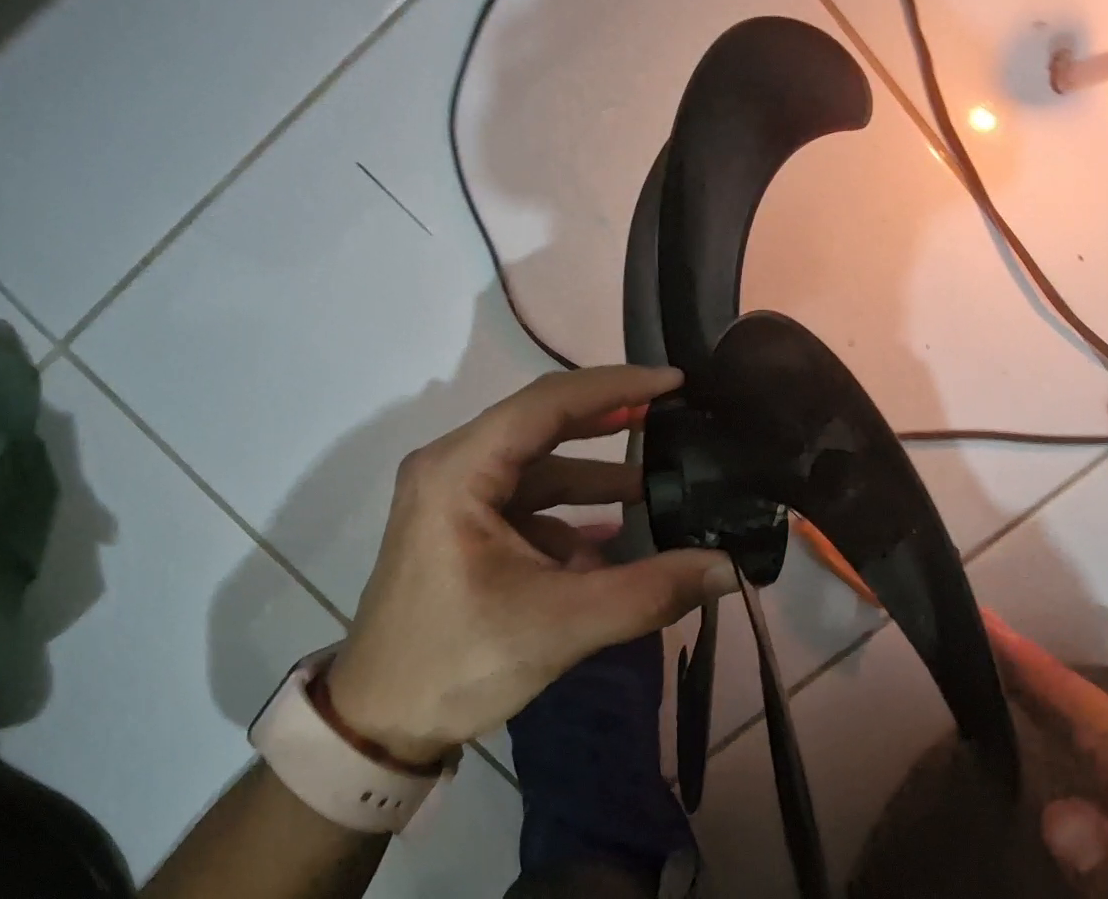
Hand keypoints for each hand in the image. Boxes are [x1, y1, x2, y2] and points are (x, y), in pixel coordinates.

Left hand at [325, 366, 735, 766]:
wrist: (378, 726)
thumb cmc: (457, 664)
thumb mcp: (560, 626)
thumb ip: (649, 592)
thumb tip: (728, 568)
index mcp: (460, 471)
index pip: (547, 403)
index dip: (616, 386)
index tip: (674, 382)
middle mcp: (451, 467)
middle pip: (542, 426)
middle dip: (610, 422)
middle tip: (673, 416)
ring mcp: (451, 497)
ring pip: (536, 467)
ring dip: (594, 478)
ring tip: (658, 488)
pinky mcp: (459, 528)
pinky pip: (526, 503)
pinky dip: (570, 517)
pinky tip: (612, 546)